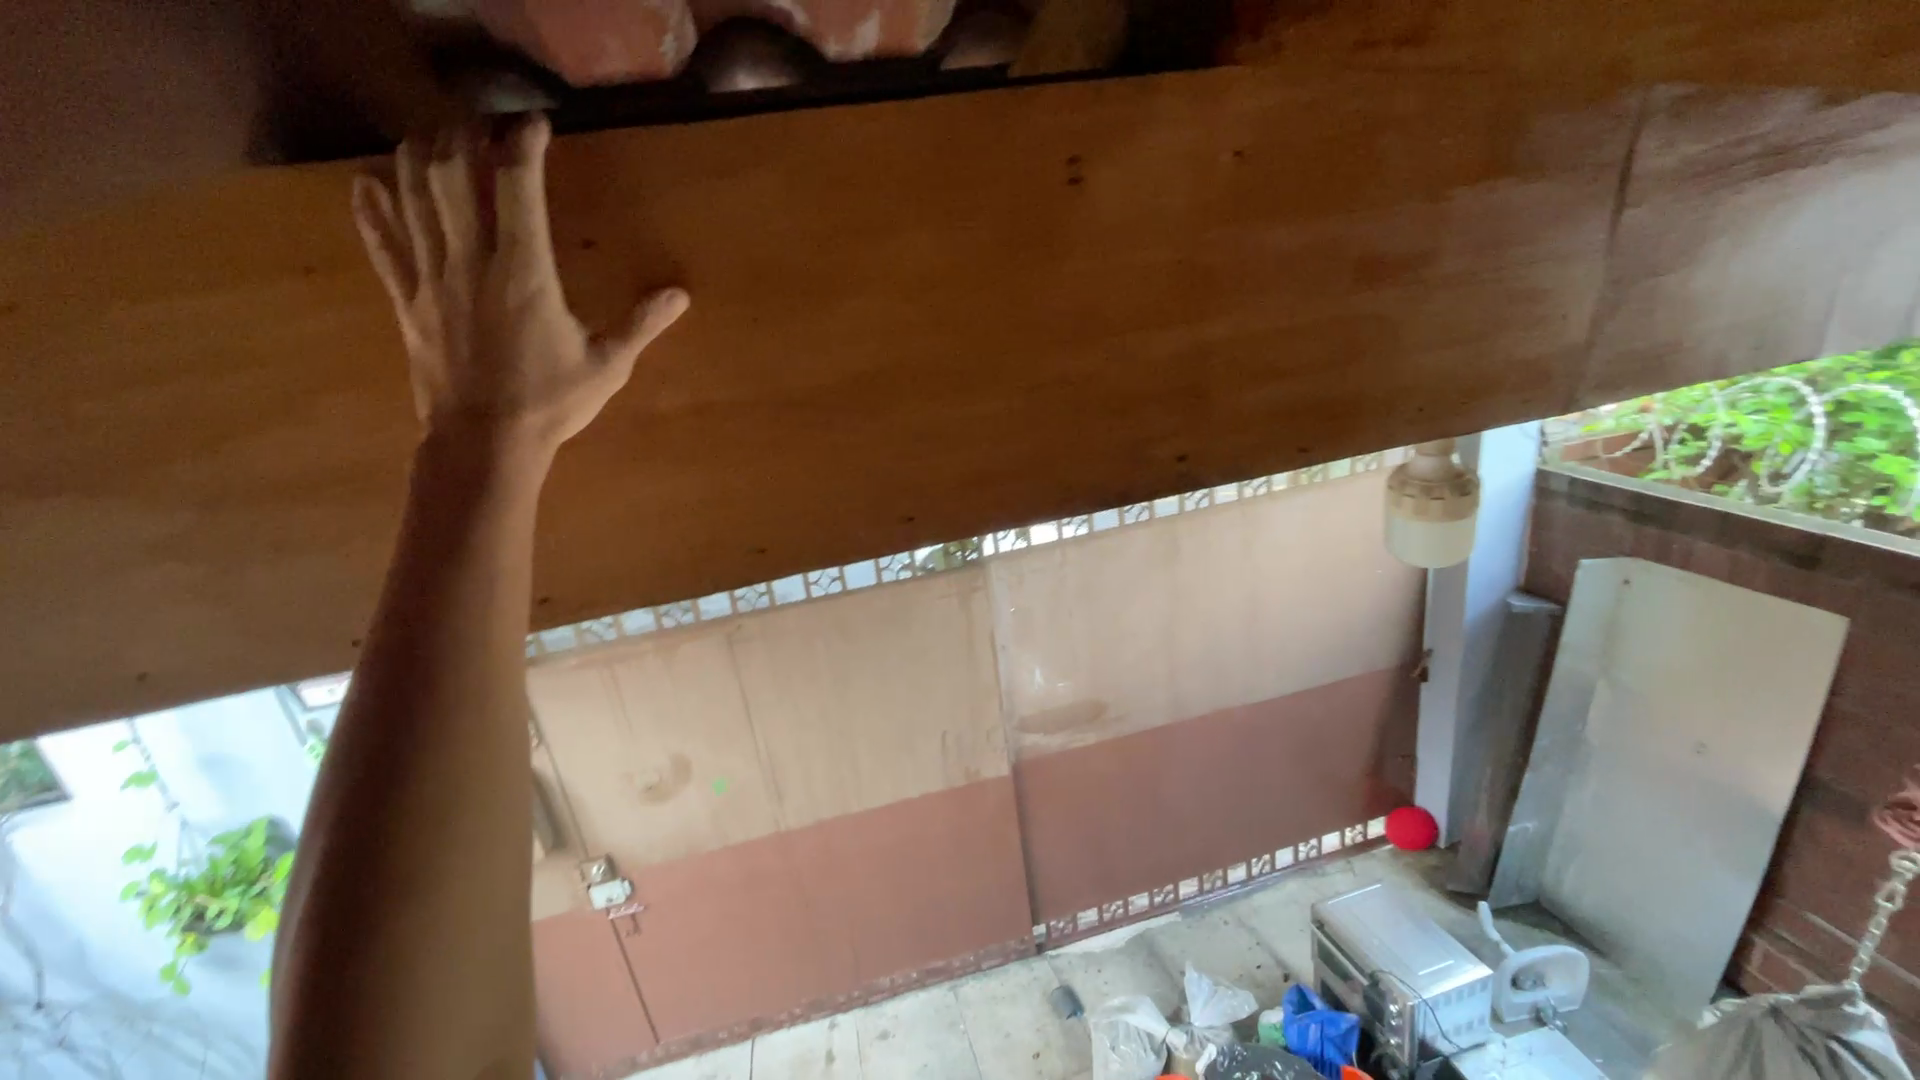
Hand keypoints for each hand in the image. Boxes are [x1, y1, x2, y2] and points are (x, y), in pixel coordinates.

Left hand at [351, 116, 688, 455]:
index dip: (522, 143)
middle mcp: (471, 262)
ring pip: (411, 197)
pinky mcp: (406, 301)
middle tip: (482, 127)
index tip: (534, 124)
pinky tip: (367, 181)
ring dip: (418, 157)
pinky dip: (371, 208)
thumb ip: (641, 324)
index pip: (516, 186)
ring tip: (434, 140)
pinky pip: (380, 244)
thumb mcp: (608, 365)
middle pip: (451, 174)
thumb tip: (681, 295)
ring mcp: (431, 279)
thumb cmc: (550, 404)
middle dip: (463, 137)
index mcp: (524, 273)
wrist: (485, 444)